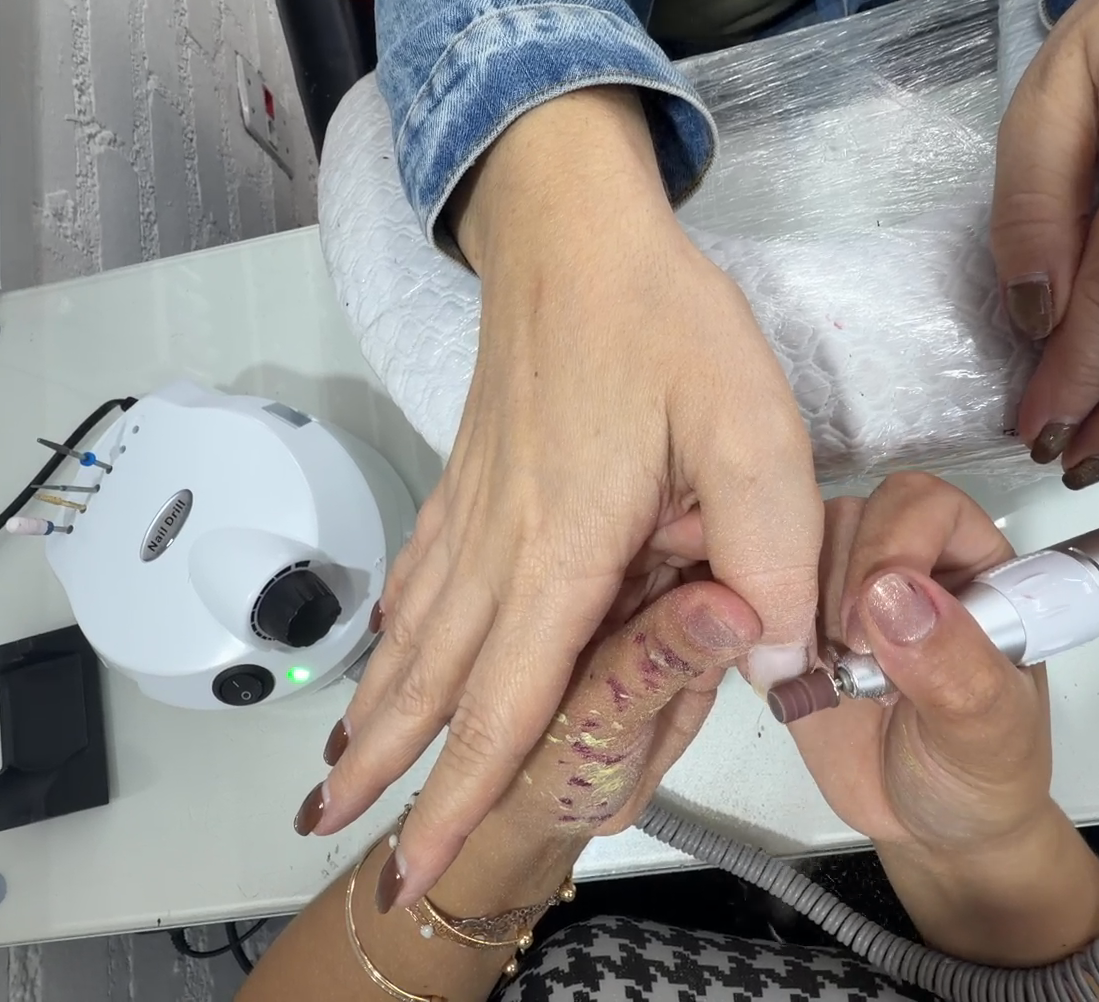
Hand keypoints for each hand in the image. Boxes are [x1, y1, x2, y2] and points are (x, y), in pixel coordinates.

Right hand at [305, 87, 822, 914]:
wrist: (574, 234)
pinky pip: (419, 572)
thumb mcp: (752, 432)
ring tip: (337, 768)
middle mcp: (498, 546)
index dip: (461, 793)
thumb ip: (769, 554)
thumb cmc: (662, 325)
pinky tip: (380, 649)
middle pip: (434, 680)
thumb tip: (773, 661)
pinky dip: (391, 629)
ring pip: (414, 631)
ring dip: (376, 708)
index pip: (505, 702)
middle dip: (388, 771)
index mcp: (562, 551)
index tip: (408, 864)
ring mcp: (471, 507)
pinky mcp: (470, 473)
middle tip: (325, 835)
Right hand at [789, 474, 1098, 964]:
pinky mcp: (787, 619)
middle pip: (844, 516)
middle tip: (838, 657)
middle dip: (831, 585)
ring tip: (811, 669)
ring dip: (786, 605)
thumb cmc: (977, 775)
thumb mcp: (988, 736)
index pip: (921, 505)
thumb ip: (956, 669)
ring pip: (789, 546)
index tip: (872, 627)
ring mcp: (835, 587)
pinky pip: (750, 587)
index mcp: (964, 564)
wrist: (921, 822)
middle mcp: (897, 560)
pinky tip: (761, 659)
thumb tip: (894, 594)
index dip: (890, 548)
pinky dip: (743, 617)